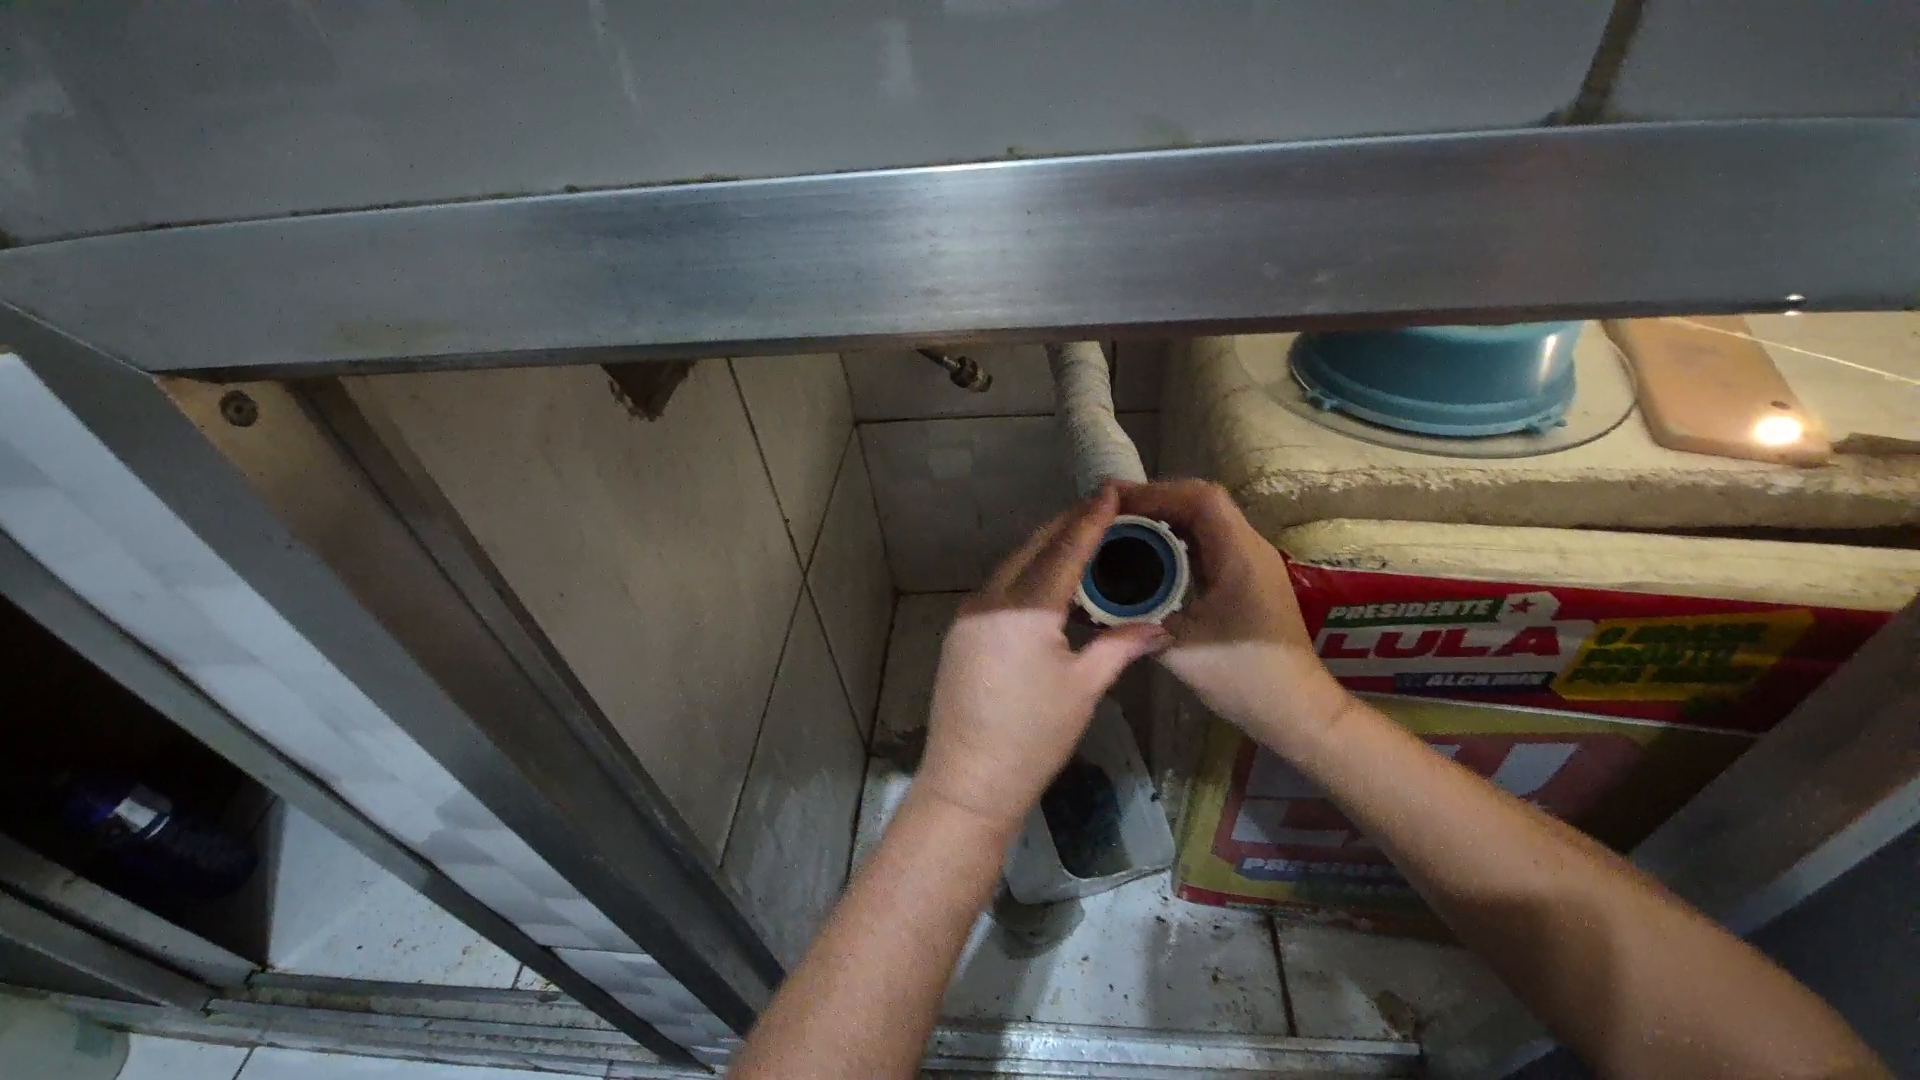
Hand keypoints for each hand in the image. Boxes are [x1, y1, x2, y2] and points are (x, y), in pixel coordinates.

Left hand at [917, 486, 1170, 829]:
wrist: (971, 779)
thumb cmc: (1034, 736)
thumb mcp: (1085, 688)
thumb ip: (1121, 646)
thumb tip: (1161, 628)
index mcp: (1025, 608)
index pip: (1064, 550)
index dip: (1091, 520)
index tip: (1111, 492)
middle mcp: (991, 599)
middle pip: (1033, 548)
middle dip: (1067, 526)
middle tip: (1101, 510)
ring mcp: (969, 615)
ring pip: (1012, 566)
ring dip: (1045, 549)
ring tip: (1081, 538)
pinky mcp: (961, 632)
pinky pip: (999, 588)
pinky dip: (1027, 575)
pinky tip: (1049, 581)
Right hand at [1116, 480, 1350, 742]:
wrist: (1297, 711)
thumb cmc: (1243, 677)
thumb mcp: (1179, 648)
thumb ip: (1137, 616)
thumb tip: (1094, 599)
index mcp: (1239, 555)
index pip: (1199, 499)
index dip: (1154, 493)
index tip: (1113, 503)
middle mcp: (1251, 548)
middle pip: (1201, 502)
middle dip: (1154, 502)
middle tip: (1110, 514)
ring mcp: (1252, 562)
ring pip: (1205, 521)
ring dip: (1165, 519)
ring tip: (1122, 529)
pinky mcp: (1248, 578)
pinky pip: (1209, 543)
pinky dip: (1176, 541)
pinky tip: (1148, 557)